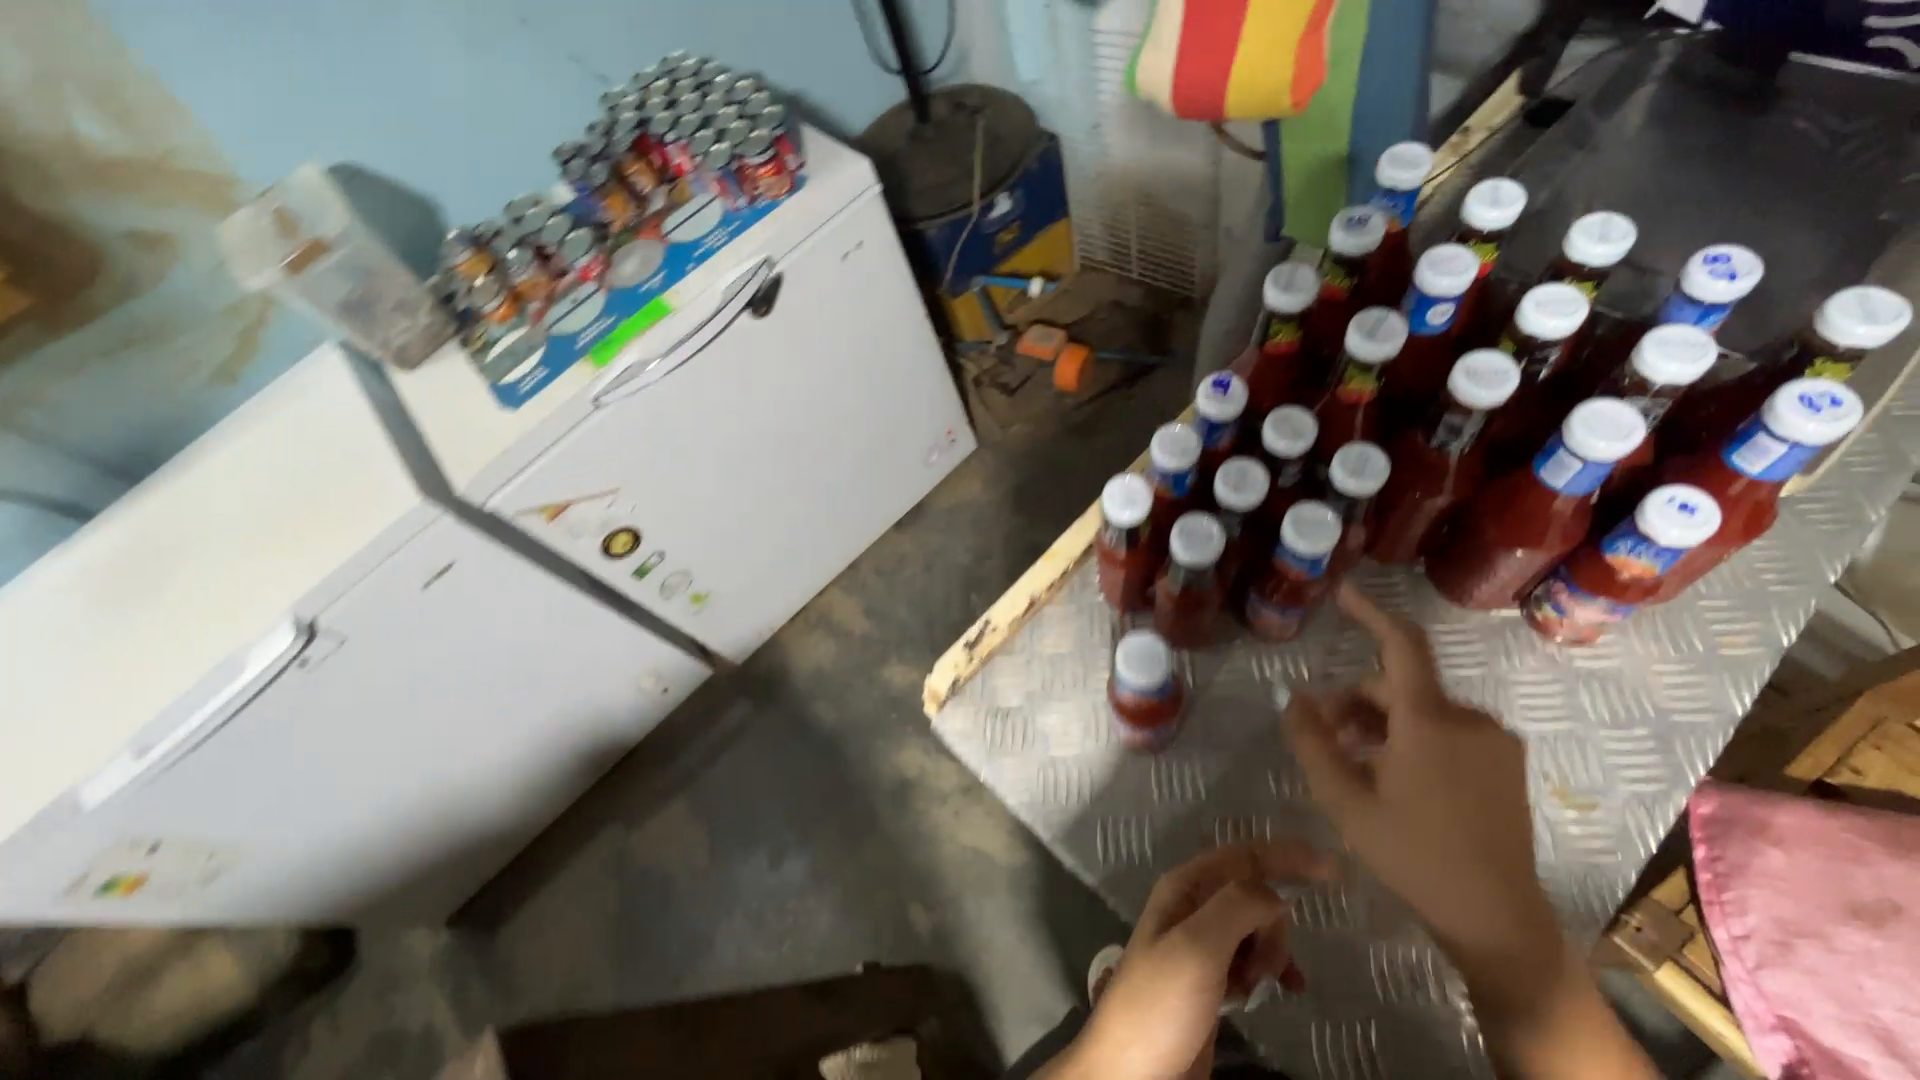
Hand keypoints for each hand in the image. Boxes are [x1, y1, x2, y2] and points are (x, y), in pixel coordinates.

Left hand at [1046, 842, 1331, 1079]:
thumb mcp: (1197, 947)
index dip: (1287, 856)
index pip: (1243, 856)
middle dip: (1274, 925)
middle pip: (1256, 895)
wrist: (1134, 1071)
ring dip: (1273, 953)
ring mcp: (1202, 945)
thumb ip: (1237, 907)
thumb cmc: (1160, 1002)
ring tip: (1259, 985)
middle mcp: (1192, 908)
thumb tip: (1275, 892)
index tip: (1334, 870)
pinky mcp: (1212, 979)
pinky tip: (1286, 990)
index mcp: (1184, 888)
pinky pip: (1254, 961)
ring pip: (1258, 930)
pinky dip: (1273, 971)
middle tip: (1266, 966)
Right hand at [1282, 582, 1556, 969]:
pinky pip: (1449, 732)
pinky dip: (1414, 739)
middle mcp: (1468, 719)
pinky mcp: (1506, 764)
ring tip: (1354, 763)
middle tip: (1321, 735)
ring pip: (1423, 712)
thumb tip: (1291, 698)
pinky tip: (1395, 778)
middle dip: (1356, 701)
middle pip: (1400, 688)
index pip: (1401, 645)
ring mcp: (1494, 742)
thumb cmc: (1412, 855)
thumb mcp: (1345, 800)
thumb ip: (1313, 742)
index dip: (1370, 613)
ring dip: (1382, 724)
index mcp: (1429, 721)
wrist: (1494, 915)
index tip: (1343, 593)